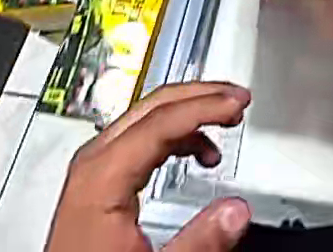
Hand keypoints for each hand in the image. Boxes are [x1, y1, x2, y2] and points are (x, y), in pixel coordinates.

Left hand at [45, 81, 252, 251]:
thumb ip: (197, 241)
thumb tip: (237, 211)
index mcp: (102, 176)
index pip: (163, 119)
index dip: (206, 106)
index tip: (238, 103)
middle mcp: (95, 161)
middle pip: (156, 105)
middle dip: (203, 96)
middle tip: (238, 99)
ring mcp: (95, 167)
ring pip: (151, 116)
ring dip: (192, 112)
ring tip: (227, 119)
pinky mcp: (101, 178)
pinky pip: (144, 136)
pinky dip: (178, 133)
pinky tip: (200, 149)